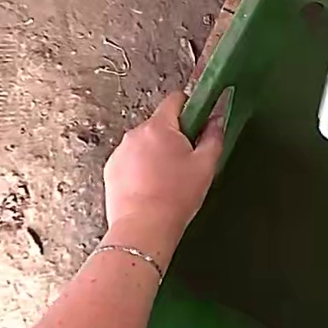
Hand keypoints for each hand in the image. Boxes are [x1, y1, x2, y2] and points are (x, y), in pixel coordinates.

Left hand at [102, 91, 225, 260]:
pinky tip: (152, 187)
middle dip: (175, 135)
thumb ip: (214, 135)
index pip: (176, 99)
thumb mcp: (206, 164)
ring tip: (169, 178)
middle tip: (188, 159)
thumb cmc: (177, 196)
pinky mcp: (111, 170)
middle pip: (161, 123)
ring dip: (157, 152)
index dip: (191, 107)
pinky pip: (131, 159)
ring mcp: (120, 152)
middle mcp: (135, 134)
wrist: (143, 228)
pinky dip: (142, 167)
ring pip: (145, 143)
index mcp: (159, 127)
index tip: (200, 121)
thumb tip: (216, 118)